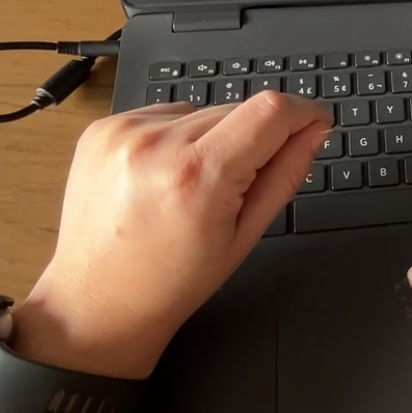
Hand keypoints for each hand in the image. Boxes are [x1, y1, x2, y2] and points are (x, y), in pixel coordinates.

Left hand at [17, 92, 331, 377]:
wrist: (95, 303)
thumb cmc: (172, 280)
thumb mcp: (247, 233)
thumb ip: (287, 173)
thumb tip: (315, 130)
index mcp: (200, 176)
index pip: (271, 111)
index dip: (304, 112)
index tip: (316, 121)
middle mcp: (158, 144)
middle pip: (240, 109)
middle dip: (256, 137)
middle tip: (238, 185)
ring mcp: (125, 133)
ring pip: (205, 110)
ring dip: (215, 137)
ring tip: (194, 185)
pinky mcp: (104, 128)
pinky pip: (169, 114)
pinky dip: (180, 136)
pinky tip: (167, 176)